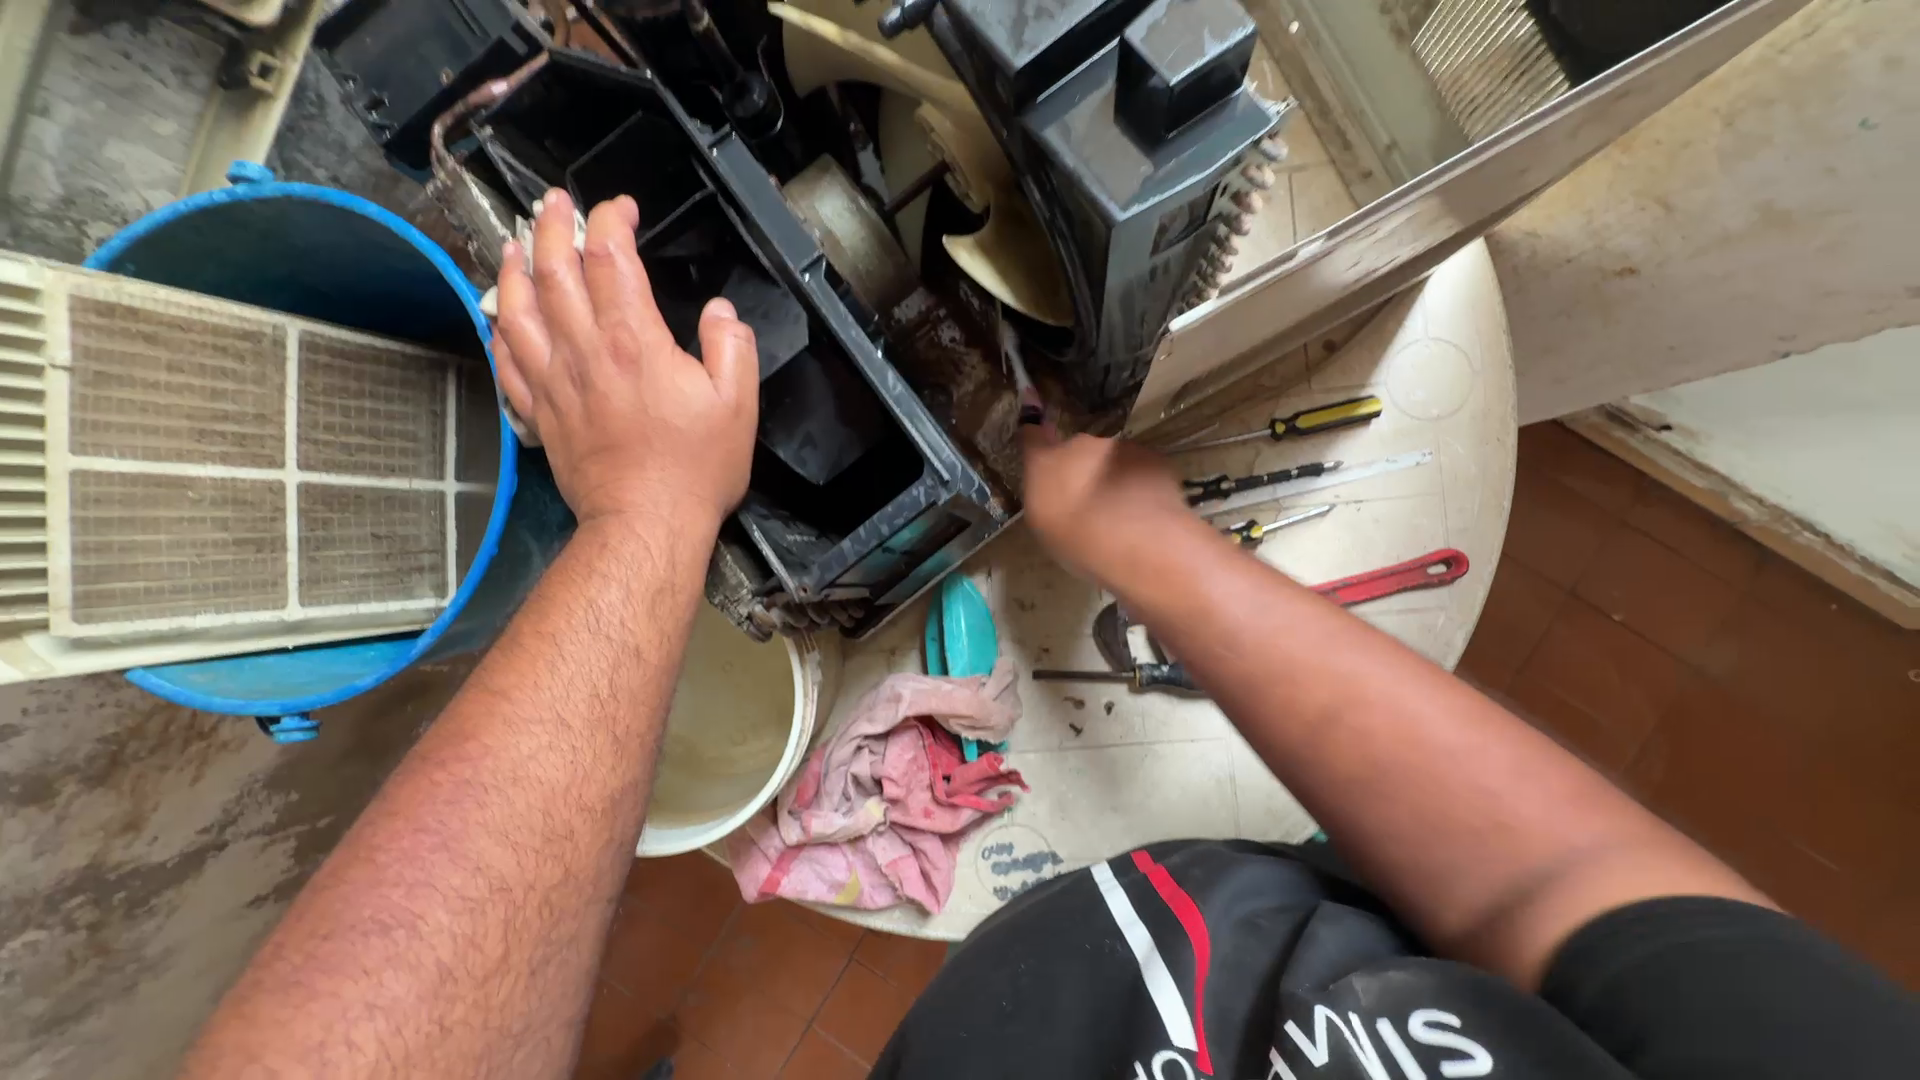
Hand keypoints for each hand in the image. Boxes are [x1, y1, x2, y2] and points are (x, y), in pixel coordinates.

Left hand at [491, 190, 758, 532]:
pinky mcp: (540, 413)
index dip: (612, 222)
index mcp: (635, 342)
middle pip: (554, 271)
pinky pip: (507, 360)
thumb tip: (720, 311)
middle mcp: (586, 352)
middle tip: (555, 203)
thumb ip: (732, 346)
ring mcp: (555, 382)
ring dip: (513, 268)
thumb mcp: (738, 404)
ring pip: (517, 309)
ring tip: (514, 245)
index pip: (610, 259)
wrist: (647, 522)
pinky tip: (500, 317)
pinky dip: (498, 330)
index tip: (622, 209)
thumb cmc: (695, 467)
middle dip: (553, 227)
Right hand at [1021, 425, 1199, 586]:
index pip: (1033, 435)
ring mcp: (1121, 448)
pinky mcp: (1154, 459)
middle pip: (1080, 452)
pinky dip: (1141, 486)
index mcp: (1047, 463)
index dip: (1032, 420)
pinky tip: (1145, 514)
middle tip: (1091, 505)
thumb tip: (1053, 483)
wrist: (1137, 540)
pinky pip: (1142, 470)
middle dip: (1084, 470)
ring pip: (1113, 460)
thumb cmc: (1077, 539)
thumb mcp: (1044, 525)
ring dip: (1114, 479)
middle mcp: (1082, 445)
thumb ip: (1045, 495)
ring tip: (1121, 515)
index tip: (1030, 394)